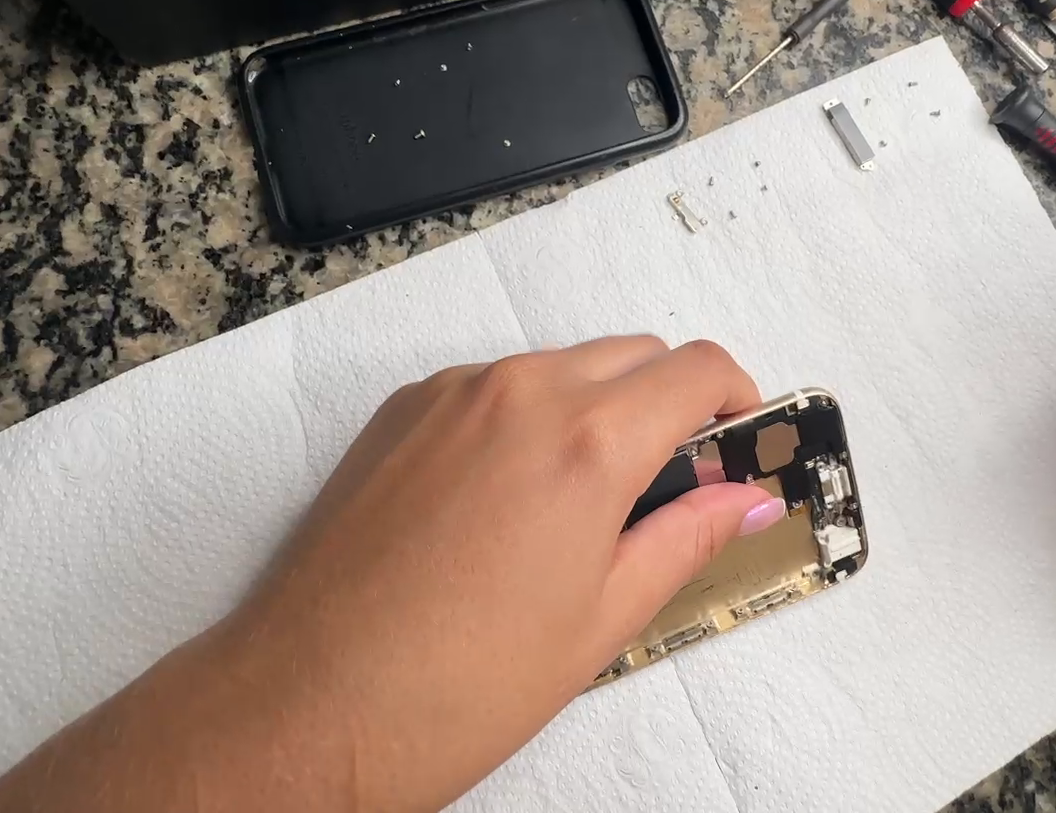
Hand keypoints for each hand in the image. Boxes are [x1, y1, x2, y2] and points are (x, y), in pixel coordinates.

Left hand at [206, 337, 780, 810]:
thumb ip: (689, 537)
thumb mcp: (603, 617)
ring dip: (597, 403)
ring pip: (565, 363)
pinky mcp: (408, 402)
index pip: (696, 368)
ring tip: (575, 493)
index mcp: (589, 440)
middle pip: (635, 353)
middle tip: (663, 476)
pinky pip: (498, 381)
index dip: (734, 394)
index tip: (734, 434)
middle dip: (668, 398)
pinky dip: (529, 411)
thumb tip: (751, 499)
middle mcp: (525, 389)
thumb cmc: (465, 683)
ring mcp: (458, 388)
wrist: (304, 702)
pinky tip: (503, 488)